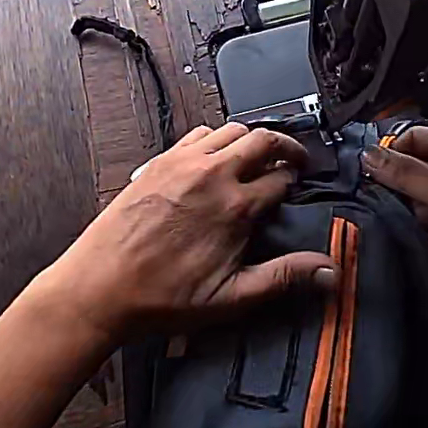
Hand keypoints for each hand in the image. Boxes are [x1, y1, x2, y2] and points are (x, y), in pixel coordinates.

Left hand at [33, 122, 334, 342]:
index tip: (297, 186)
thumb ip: (283, 277)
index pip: (282, 177)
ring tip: (259, 155)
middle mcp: (212, 174)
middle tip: (292, 159)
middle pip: (263, 139)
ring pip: (232, 130)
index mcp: (235, 206)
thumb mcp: (231, 297)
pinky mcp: (159, 162)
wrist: (99, 287)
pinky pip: (197, 134)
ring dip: (252, 138)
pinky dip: (216, 138)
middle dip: (285, 146)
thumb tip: (328, 270)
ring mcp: (183, 163)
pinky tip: (216, 156)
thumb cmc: (161, 297)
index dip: (295, 181)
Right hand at [362, 129, 427, 320]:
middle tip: (363, 197)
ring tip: (373, 220)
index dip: (394, 149)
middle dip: (394, 184)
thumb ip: (410, 176)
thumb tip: (367, 154)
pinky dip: (417, 237)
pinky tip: (394, 241)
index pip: (422, 139)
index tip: (364, 167)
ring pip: (423, 206)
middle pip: (419, 173)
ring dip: (404, 213)